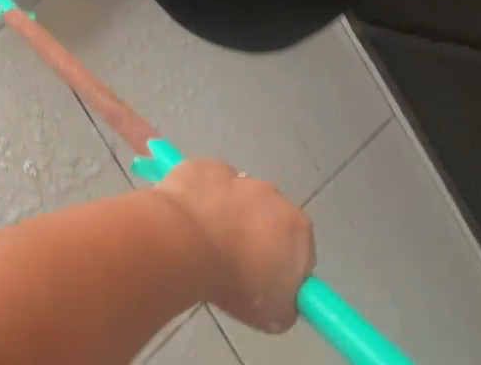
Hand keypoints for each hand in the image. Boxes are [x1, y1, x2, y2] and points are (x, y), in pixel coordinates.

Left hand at [154, 158, 313, 333]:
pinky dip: (197, 193)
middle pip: (266, 215)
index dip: (280, 264)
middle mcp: (270, 193)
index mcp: (297, 227)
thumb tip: (281, 296)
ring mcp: (233, 175)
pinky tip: (186, 212)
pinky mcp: (199, 166)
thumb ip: (286, 301)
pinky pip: (203, 181)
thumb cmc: (234, 282)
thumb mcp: (275, 314)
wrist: (182, 244)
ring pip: (233, 194)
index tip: (260, 276)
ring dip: (224, 209)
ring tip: (202, 234)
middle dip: (252, 231)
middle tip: (229, 255)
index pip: (297, 248)